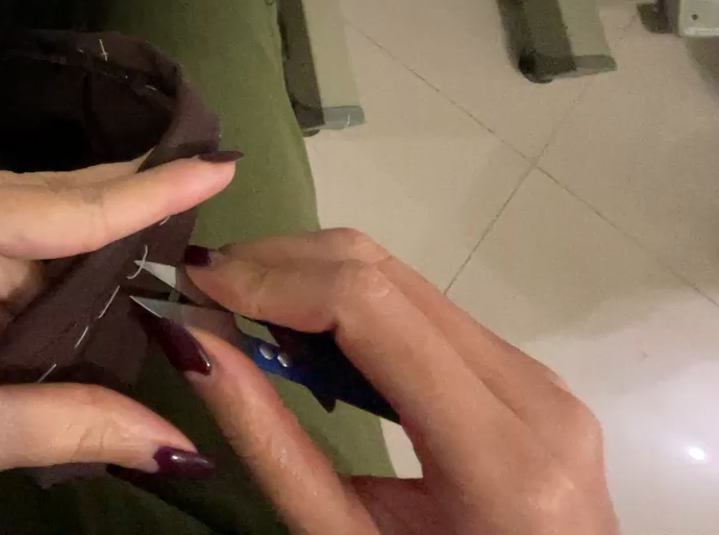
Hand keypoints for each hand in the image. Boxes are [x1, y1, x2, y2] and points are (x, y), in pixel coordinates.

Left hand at [0, 157, 237, 534]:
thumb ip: (81, 421)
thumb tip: (183, 443)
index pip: (59, 205)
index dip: (146, 189)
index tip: (216, 158)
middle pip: (29, 206)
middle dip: (102, 228)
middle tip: (183, 227)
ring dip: (44, 274)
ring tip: (105, 311)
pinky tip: (26, 321)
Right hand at [153, 229, 616, 533]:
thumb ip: (265, 437)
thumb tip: (188, 337)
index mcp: (501, 455)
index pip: (365, 307)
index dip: (268, 279)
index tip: (193, 285)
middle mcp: (530, 390)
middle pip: (374, 269)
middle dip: (270, 263)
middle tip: (202, 290)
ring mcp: (531, 371)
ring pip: (388, 268)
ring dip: (298, 271)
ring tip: (239, 308)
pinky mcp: (514, 364)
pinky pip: (407, 293)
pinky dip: (333, 291)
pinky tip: (296, 329)